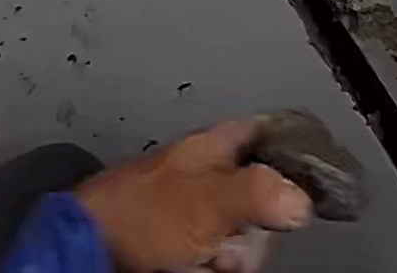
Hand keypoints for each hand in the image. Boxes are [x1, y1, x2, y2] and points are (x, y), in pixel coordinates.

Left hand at [75, 120, 311, 271]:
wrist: (95, 247)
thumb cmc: (145, 210)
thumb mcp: (210, 197)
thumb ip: (260, 190)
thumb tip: (301, 198)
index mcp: (223, 141)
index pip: (274, 136)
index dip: (292, 159)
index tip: (299, 187)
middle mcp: (217, 168)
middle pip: (267, 196)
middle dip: (256, 226)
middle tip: (232, 238)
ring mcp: (204, 205)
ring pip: (247, 232)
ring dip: (234, 253)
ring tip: (205, 258)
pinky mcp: (192, 238)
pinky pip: (226, 253)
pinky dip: (217, 265)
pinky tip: (197, 267)